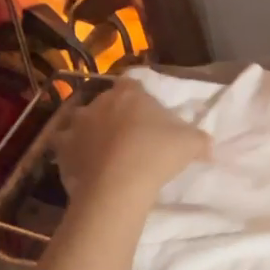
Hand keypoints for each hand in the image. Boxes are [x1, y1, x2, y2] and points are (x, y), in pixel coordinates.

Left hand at [54, 78, 207, 204]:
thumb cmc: (157, 153)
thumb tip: (207, 145)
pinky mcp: (61, 149)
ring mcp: (76, 124)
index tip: (149, 115)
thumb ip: (200, 139)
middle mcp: (98, 102)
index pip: (133, 85)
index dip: (141, 99)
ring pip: (83, 122)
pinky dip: (75, 153)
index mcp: (129, 93)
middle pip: (107, 102)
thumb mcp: (192, 143)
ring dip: (92, 132)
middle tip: (132, 136)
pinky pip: (66, 147)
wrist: (117, 185)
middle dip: (116, 115)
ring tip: (106, 151)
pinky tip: (87, 166)